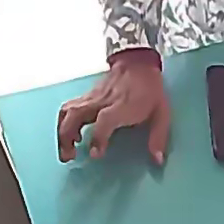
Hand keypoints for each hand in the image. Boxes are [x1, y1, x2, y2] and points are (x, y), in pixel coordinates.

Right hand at [57, 49, 171, 163]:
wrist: (137, 62)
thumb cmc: (149, 90)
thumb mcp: (161, 114)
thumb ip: (158, 138)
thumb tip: (157, 160)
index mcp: (121, 106)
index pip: (104, 121)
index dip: (98, 138)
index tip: (95, 154)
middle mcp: (102, 102)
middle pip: (75, 115)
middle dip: (66, 137)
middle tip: (68, 157)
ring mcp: (92, 98)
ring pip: (67, 111)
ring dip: (62, 131)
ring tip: (65, 150)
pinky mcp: (87, 96)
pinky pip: (69, 108)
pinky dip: (64, 122)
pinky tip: (71, 135)